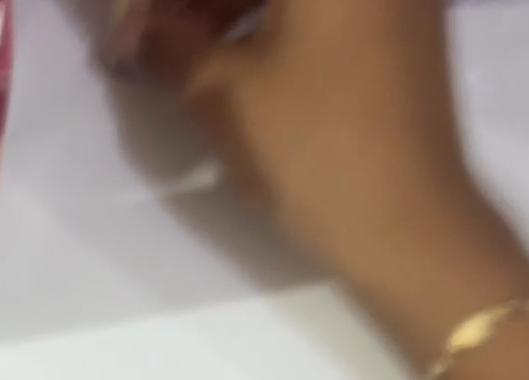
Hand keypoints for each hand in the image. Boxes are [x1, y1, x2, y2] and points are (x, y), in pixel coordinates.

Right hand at [142, 0, 511, 302]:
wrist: (398, 209)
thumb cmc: (306, 142)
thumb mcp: (221, 93)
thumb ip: (170, 48)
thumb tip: (130, 30)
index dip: (167, 1)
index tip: (133, 26)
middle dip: (197, 2)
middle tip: (151, 39)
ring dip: (227, 9)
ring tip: (182, 55)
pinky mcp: (397, 20)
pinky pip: (320, 6)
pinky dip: (269, 20)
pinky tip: (232, 57)